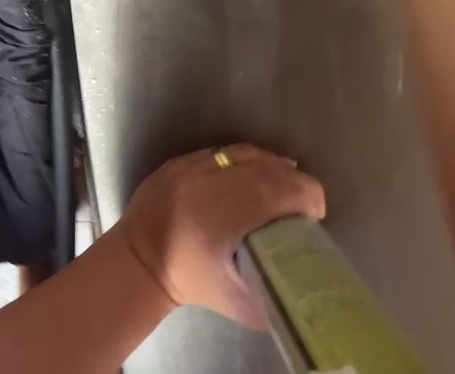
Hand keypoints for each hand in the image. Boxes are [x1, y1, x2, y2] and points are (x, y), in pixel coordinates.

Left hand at [114, 144, 325, 327]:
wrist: (138, 260)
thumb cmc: (189, 282)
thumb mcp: (238, 302)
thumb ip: (275, 295)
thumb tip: (311, 284)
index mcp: (218, 217)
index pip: (272, 190)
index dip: (303, 194)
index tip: (315, 213)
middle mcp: (201, 184)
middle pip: (261, 167)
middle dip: (293, 180)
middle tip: (307, 201)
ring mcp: (186, 168)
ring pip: (240, 153)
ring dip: (270, 165)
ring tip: (288, 183)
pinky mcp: (177, 161)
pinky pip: (220, 152)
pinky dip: (244, 159)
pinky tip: (257, 171)